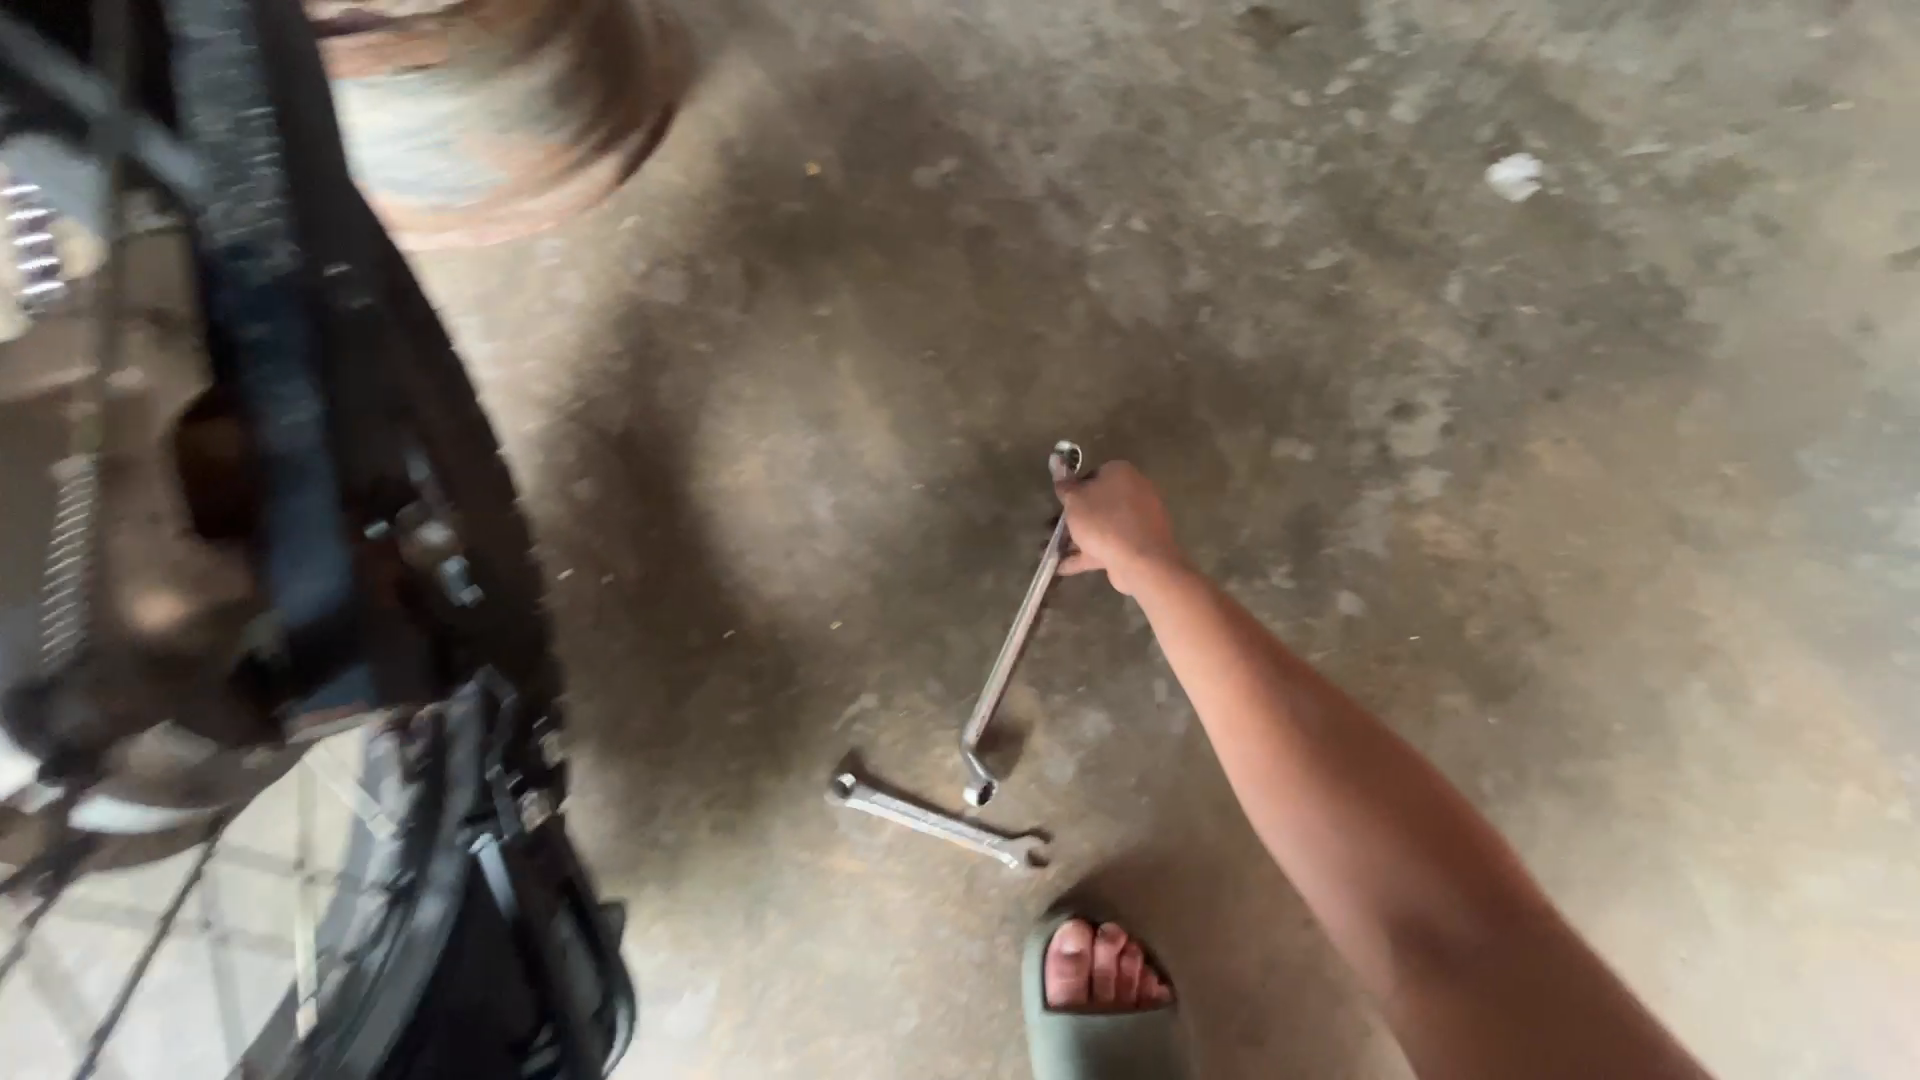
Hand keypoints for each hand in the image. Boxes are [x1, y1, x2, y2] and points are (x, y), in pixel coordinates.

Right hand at [1056, 461, 1187, 595]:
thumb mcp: (1075, 500)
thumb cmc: (1103, 521)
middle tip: (1052, 531)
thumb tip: (1056, 458)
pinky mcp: (1138, 544)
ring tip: (1052, 552)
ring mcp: (1138, 520)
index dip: (1072, 492)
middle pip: (1096, 503)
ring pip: (1101, 526)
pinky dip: (1088, 554)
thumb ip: (1064, 484)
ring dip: (1076, 539)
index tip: (1060, 507)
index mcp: (1120, 473)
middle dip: (1072, 519)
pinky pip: (1109, 545)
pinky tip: (1064, 567)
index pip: (1091, 476)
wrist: (1141, 560)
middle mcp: (1134, 491)